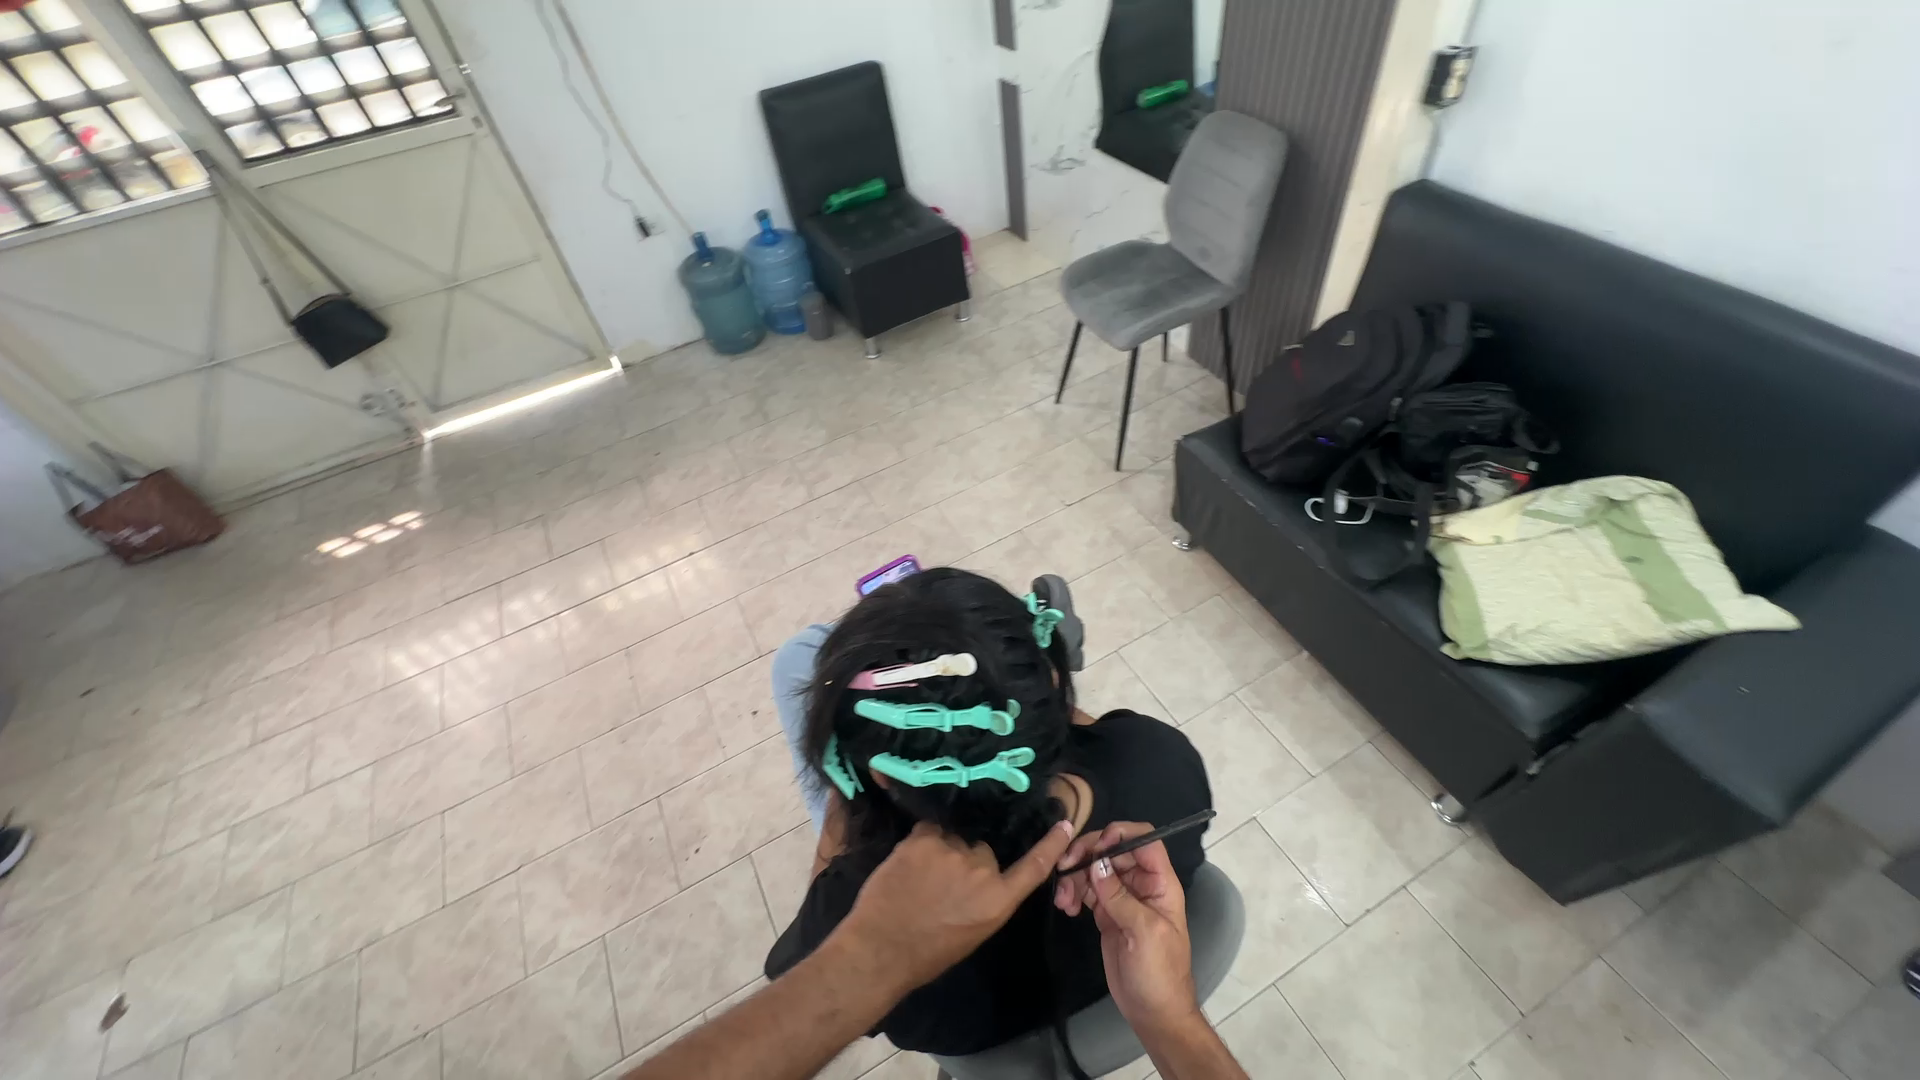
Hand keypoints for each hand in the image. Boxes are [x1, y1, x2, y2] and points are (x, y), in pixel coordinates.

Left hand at [837, 819, 1075, 992]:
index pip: (1033, 867)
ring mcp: (952, 851)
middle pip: (982, 848)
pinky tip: (909, 861)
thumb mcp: (973, 931)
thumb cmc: (928, 953)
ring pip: (953, 836)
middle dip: (967, 857)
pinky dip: (921, 841)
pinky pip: (929, 829)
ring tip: (920, 873)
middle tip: (942, 880)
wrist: (882, 950)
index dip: (1051, 845)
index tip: (1065, 823)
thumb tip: (985, 874)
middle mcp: (982, 871)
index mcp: (998, 901)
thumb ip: (986, 897)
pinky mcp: (923, 839)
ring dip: (942, 848)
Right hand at [1053, 822, 1200, 1031]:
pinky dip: (1073, 891)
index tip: (1096, 847)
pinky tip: (1066, 906)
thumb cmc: (1160, 973)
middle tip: (1064, 867)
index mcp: (1159, 883)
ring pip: (1095, 868)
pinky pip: (1086, 889)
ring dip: (1075, 876)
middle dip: (1087, 854)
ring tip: (1063, 899)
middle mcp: (1140, 884)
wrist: (1153, 1013)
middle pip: (1112, 850)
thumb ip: (1120, 897)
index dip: (1120, 834)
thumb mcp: (1144, 933)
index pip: (1144, 840)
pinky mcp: (1105, 912)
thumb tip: (1097, 863)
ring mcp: (1121, 897)